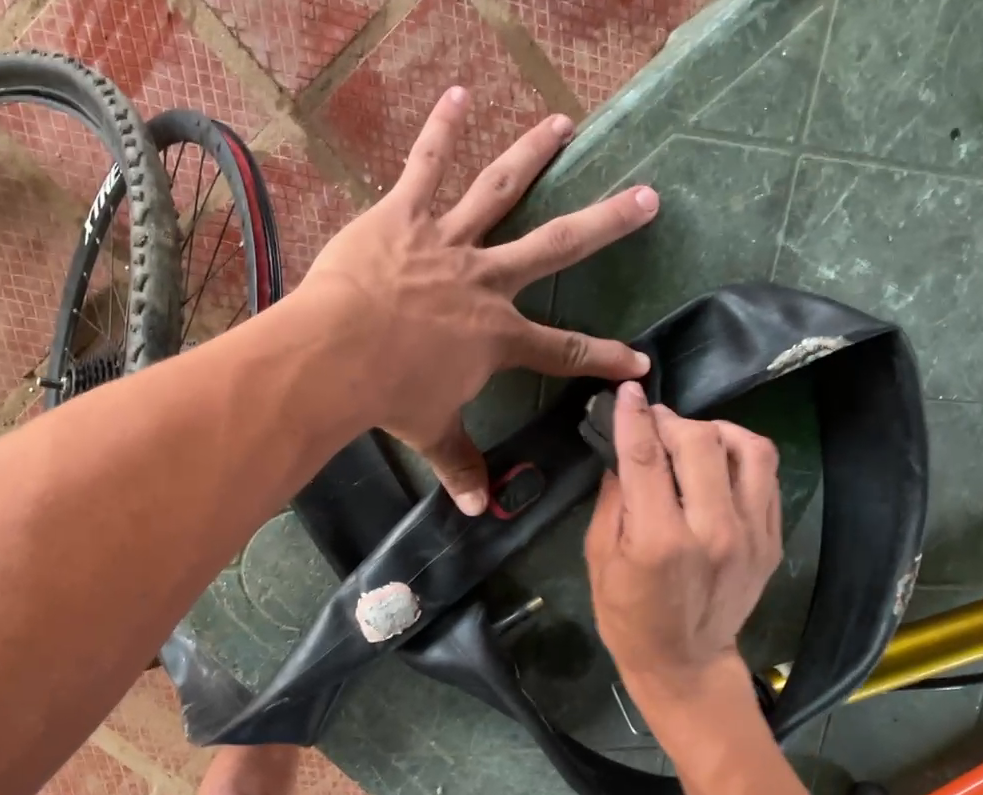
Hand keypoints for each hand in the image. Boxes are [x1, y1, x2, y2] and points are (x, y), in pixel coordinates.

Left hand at [296, 87, 658, 514]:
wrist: (336, 355)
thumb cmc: (388, 396)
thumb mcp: (431, 432)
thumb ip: (459, 466)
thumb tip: (475, 513)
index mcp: (498, 337)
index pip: (564, 351)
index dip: (604, 358)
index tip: (641, 360)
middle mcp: (486, 282)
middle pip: (556, 249)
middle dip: (605, 225)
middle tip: (646, 198)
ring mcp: (449, 243)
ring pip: (501, 191)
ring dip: (534, 155)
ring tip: (564, 124)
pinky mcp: (404, 216)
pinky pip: (426, 166)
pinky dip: (441, 130)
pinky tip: (458, 94)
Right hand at [585, 382, 782, 708]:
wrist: (686, 663)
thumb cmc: (628, 617)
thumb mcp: (599, 560)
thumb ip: (612, 502)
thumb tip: (623, 453)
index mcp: (658, 541)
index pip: (646, 457)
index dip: (634, 417)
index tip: (626, 393)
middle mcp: (711, 531)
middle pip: (699, 442)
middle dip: (671, 420)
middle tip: (653, 422)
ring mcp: (751, 535)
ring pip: (747, 448)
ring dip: (714, 431)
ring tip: (693, 439)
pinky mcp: (772, 539)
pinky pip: (766, 474)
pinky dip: (740, 455)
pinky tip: (718, 463)